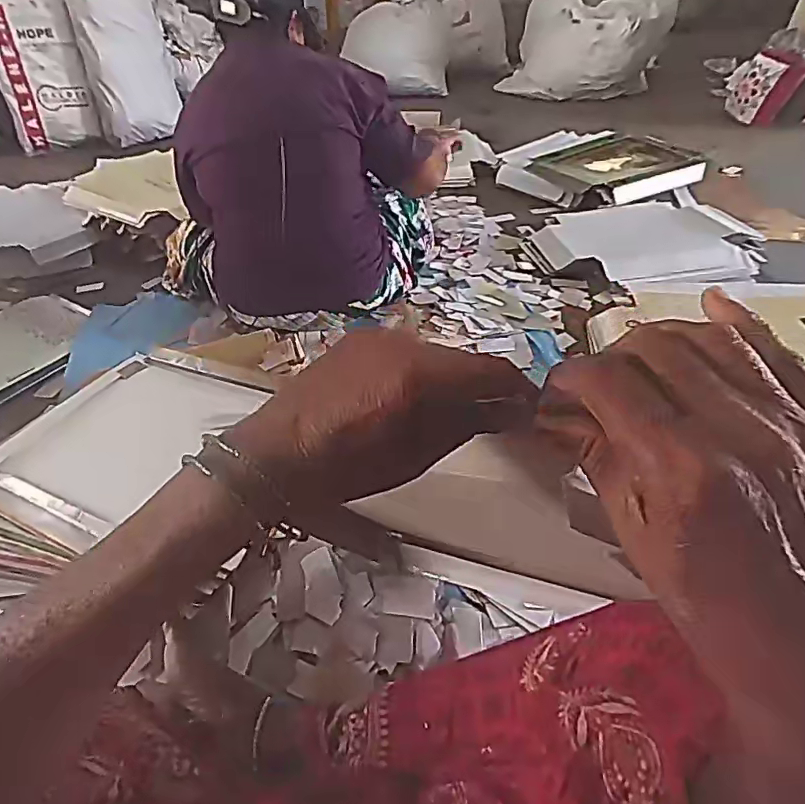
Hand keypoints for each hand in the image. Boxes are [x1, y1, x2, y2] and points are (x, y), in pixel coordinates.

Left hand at [226, 327, 537, 506]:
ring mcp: (375, 336)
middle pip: (462, 358)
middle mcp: (399, 341)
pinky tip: (419, 397)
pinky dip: (423, 371)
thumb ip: (465, 424)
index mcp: (416, 371)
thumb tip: (506, 410)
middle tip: (499, 414)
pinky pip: (407, 351)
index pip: (487, 369)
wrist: (273, 454)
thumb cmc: (344, 467)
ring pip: (435, 353)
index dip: (516, 387)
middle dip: (484, 384)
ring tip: (458, 409)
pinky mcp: (358, 341)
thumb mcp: (414, 454)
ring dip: (452, 377)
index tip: (530, 406)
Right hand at [538, 289, 804, 803]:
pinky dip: (741, 327)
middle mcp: (742, 433)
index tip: (559, 388)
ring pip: (714, 340)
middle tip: (597, 382)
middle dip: (612, 355)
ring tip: (642, 358)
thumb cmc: (717, 618)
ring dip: (666, 339)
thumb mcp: (639, 544)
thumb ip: (601, 462)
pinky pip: (779, 356)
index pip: (609, 383)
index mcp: (683, 470)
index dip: (572, 375)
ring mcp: (796, 426)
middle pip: (658, 349)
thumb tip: (561, 417)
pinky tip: (712, 307)